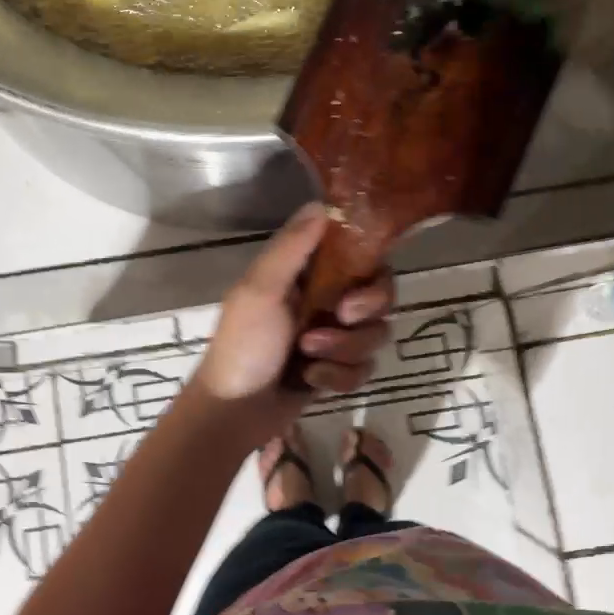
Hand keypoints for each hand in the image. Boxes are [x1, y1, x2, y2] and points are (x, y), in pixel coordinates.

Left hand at [194, 203, 393, 413]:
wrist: (234, 411)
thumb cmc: (243, 345)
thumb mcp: (260, 289)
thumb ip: (291, 248)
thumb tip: (322, 203)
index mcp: (305, 273)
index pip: (359, 257)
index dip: (369, 270)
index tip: (354, 287)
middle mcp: (323, 300)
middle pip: (379, 296)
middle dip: (364, 313)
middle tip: (342, 318)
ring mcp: (332, 336)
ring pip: (374, 335)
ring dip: (344, 349)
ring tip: (309, 357)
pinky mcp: (336, 370)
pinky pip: (363, 369)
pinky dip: (338, 377)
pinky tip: (310, 381)